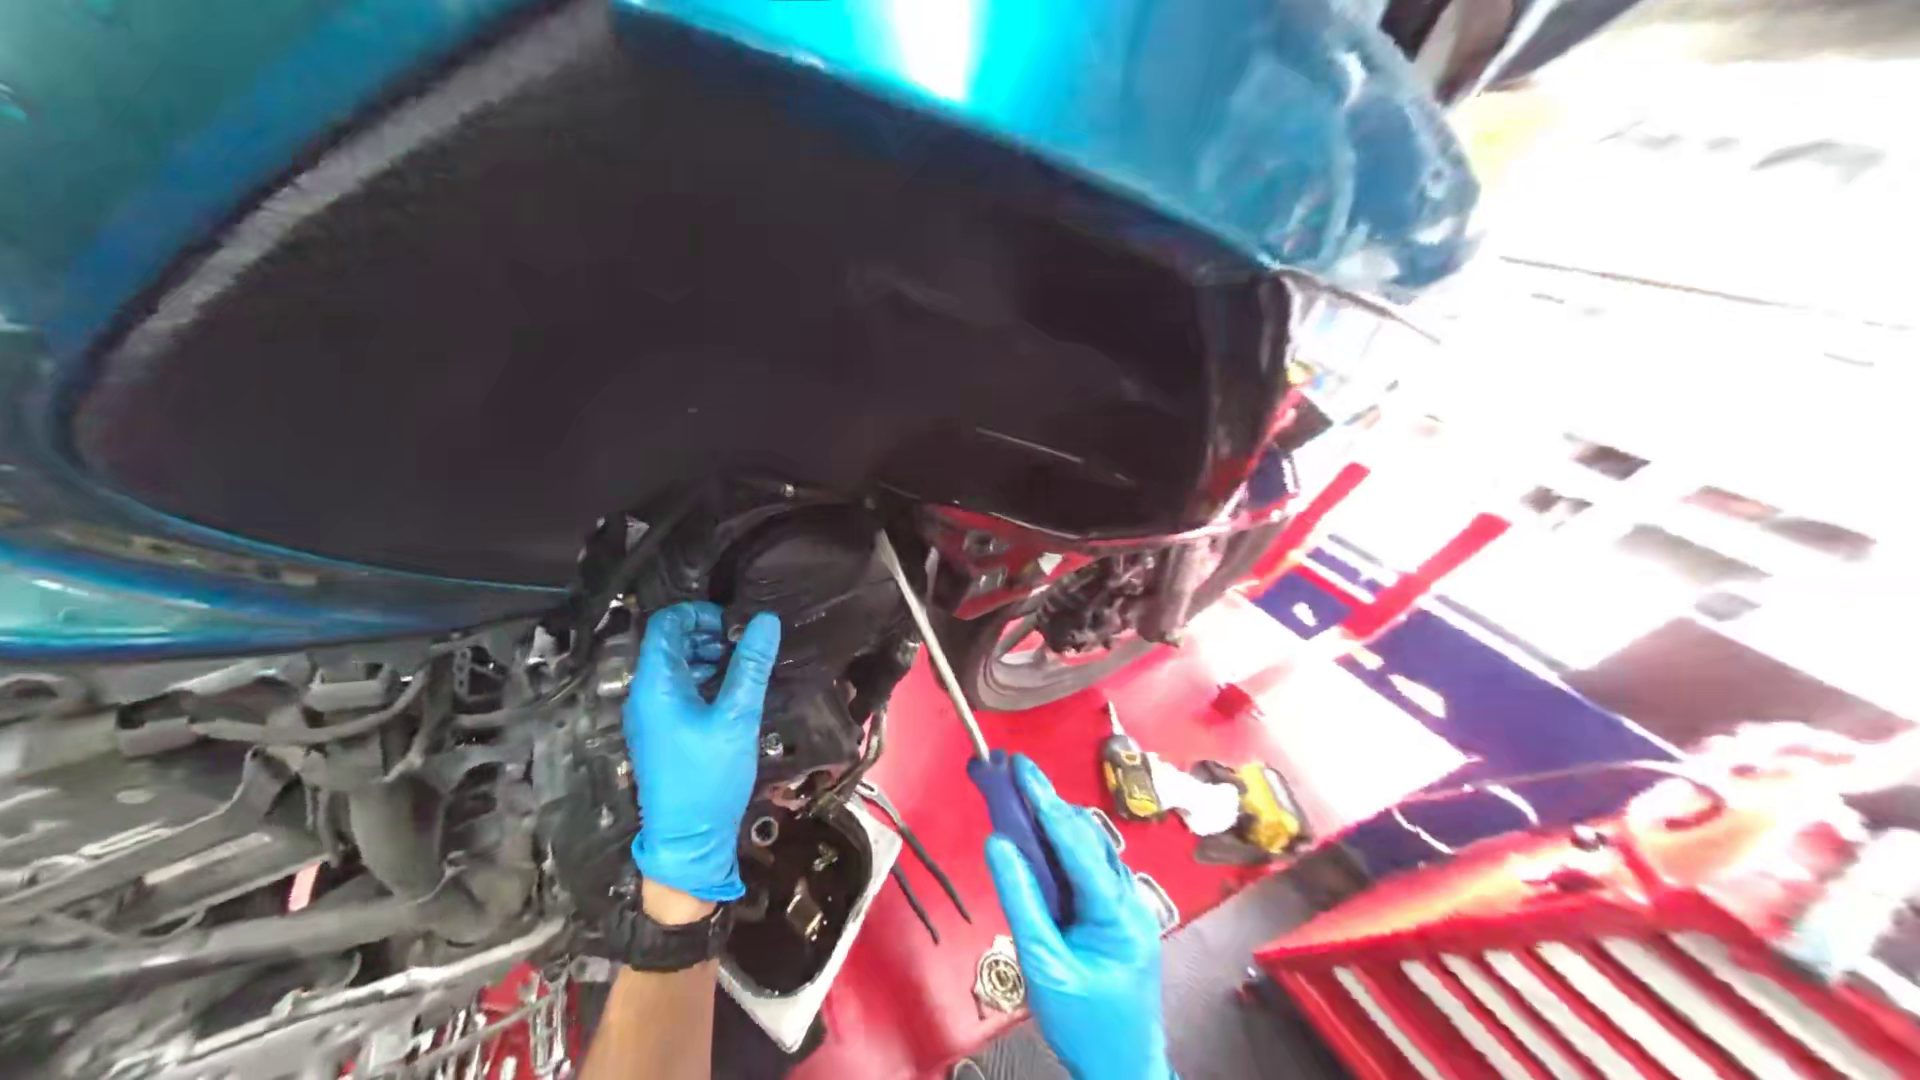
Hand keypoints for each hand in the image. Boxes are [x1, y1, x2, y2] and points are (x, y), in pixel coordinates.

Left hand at [624, 602, 779, 902]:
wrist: (688, 840)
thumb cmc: (709, 776)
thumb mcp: (737, 717)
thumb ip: (751, 666)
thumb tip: (766, 621)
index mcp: (655, 685)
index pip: (666, 624)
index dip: (700, 614)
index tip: (735, 625)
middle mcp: (646, 694)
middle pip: (669, 642)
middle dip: (708, 635)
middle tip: (745, 646)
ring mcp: (652, 713)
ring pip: (676, 665)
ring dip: (709, 657)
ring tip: (745, 667)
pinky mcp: (663, 730)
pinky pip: (680, 689)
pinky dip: (705, 680)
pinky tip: (734, 691)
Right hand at [985, 755, 1172, 1079]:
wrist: (1123, 1070)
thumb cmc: (1085, 1024)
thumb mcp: (1044, 966)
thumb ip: (1021, 900)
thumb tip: (998, 843)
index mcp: (1117, 910)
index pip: (1077, 844)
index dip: (1045, 802)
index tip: (1020, 767)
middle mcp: (1129, 896)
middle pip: (1086, 837)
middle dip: (1048, 803)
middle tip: (1013, 773)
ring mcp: (1128, 903)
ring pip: (1090, 848)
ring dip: (1055, 820)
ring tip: (1022, 796)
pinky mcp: (1117, 912)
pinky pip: (1089, 867)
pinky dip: (1062, 846)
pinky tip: (1040, 838)